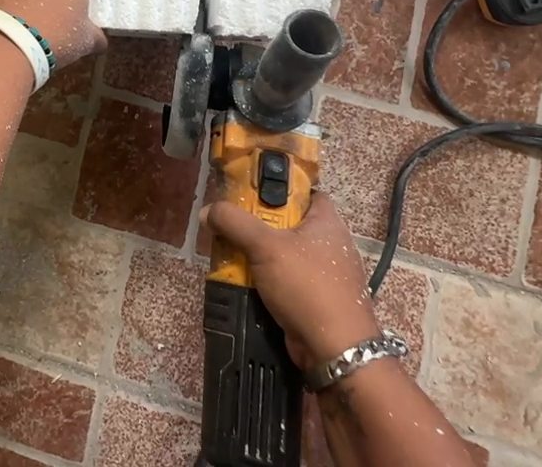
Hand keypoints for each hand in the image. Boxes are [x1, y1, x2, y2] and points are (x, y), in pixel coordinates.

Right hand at [201, 196, 381, 366]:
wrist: (335, 351)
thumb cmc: (307, 287)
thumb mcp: (265, 246)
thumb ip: (234, 222)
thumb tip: (207, 212)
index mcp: (327, 223)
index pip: (306, 192)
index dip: (280, 189)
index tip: (251, 194)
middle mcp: (330, 245)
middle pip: (289, 223)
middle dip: (260, 225)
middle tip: (233, 224)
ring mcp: (326, 275)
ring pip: (285, 254)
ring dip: (259, 255)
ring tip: (233, 253)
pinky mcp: (317, 300)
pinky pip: (286, 280)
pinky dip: (267, 279)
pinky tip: (247, 282)